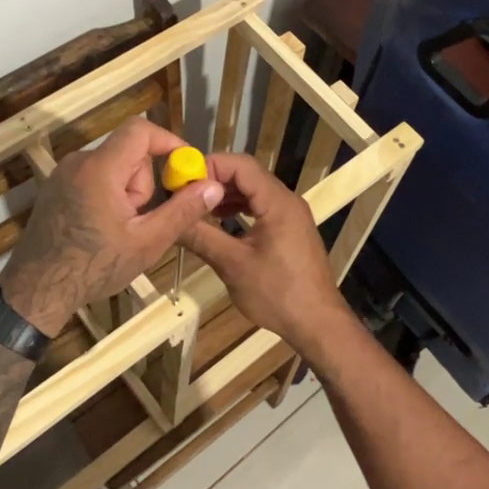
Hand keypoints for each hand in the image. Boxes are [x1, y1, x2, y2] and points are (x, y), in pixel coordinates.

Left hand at [1, 118, 222, 335]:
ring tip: (117, 231)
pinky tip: (100, 229)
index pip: (140, 130)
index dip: (168, 141)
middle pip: (128, 153)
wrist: (37, 290)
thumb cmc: (94, 267)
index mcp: (101, 168)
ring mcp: (63, 174)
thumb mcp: (146, 243)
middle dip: (143, 183)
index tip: (185, 167)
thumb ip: (182, 211)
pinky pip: (94, 177)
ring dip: (125, 193)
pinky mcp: (56, 187)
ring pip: (112, 167)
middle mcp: (79, 162)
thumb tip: (213, 185)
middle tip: (139, 221)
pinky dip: (106, 195)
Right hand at [180, 154, 357, 358]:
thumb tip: (170, 219)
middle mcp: (287, 201)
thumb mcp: (233, 265)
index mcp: (277, 203)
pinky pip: (261, 207)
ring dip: (225, 195)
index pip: (241, 165)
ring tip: (197, 208)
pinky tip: (220, 221)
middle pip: (247, 175)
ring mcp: (291, 215)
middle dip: (214, 180)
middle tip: (184, 193)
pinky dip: (239, 208)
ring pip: (254, 191)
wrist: (318, 324)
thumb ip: (201, 237)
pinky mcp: (290, 230)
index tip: (182, 180)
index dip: (210, 166)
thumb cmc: (277, 293)